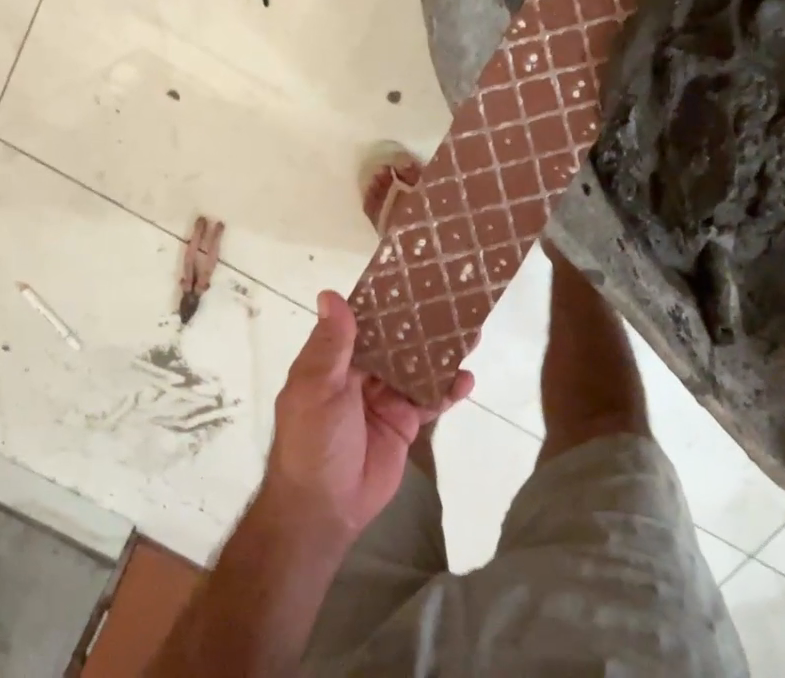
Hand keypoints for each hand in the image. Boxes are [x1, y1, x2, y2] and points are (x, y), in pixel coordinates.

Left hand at [261, 291, 473, 544]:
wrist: (326, 507)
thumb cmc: (313, 441)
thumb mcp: (315, 388)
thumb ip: (331, 345)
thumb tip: (330, 294)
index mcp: (332, 361)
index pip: (360, 323)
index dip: (383, 302)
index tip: (410, 278)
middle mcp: (359, 375)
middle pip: (394, 342)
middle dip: (420, 325)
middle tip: (452, 302)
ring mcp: (383, 399)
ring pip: (416, 367)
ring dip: (440, 353)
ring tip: (471, 333)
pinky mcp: (404, 423)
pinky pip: (428, 400)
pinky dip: (447, 390)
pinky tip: (466, 379)